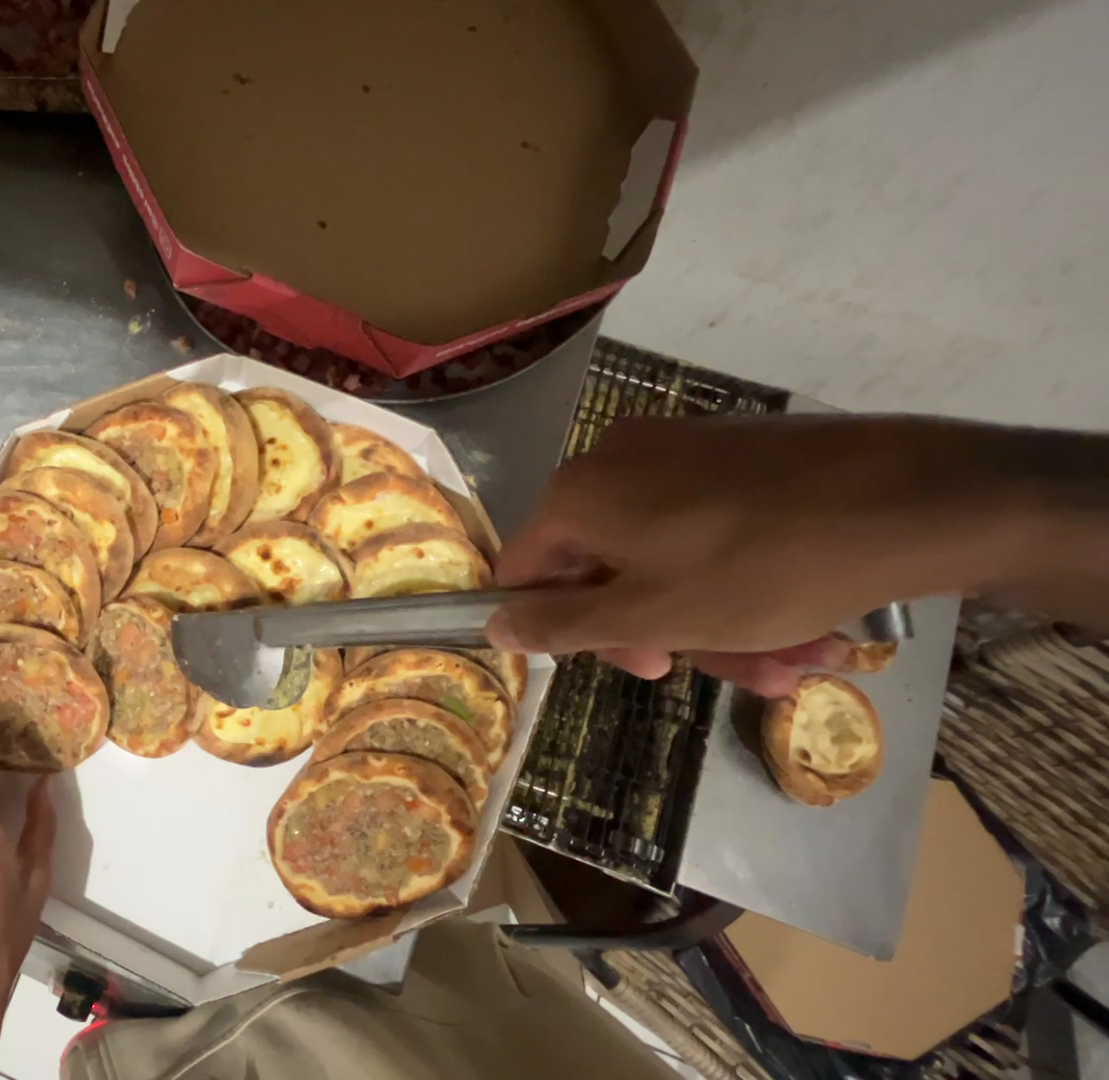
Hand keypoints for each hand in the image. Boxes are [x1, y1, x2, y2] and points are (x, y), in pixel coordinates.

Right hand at [485, 416, 1028, 694]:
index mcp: (575, 495)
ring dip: (707, 617)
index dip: (563, 627)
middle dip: (651, 627)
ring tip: (782, 661)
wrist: (923, 498)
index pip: (525, 571)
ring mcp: (673, 448)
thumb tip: (490, 627)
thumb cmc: (762, 568)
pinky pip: (701, 525)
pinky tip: (794, 620)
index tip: (631, 662)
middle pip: (597, 564)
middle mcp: (611, 460)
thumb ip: (559, 626)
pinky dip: (731, 576)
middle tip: (706, 667)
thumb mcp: (649, 616)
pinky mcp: (730, 449)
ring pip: (659, 553)